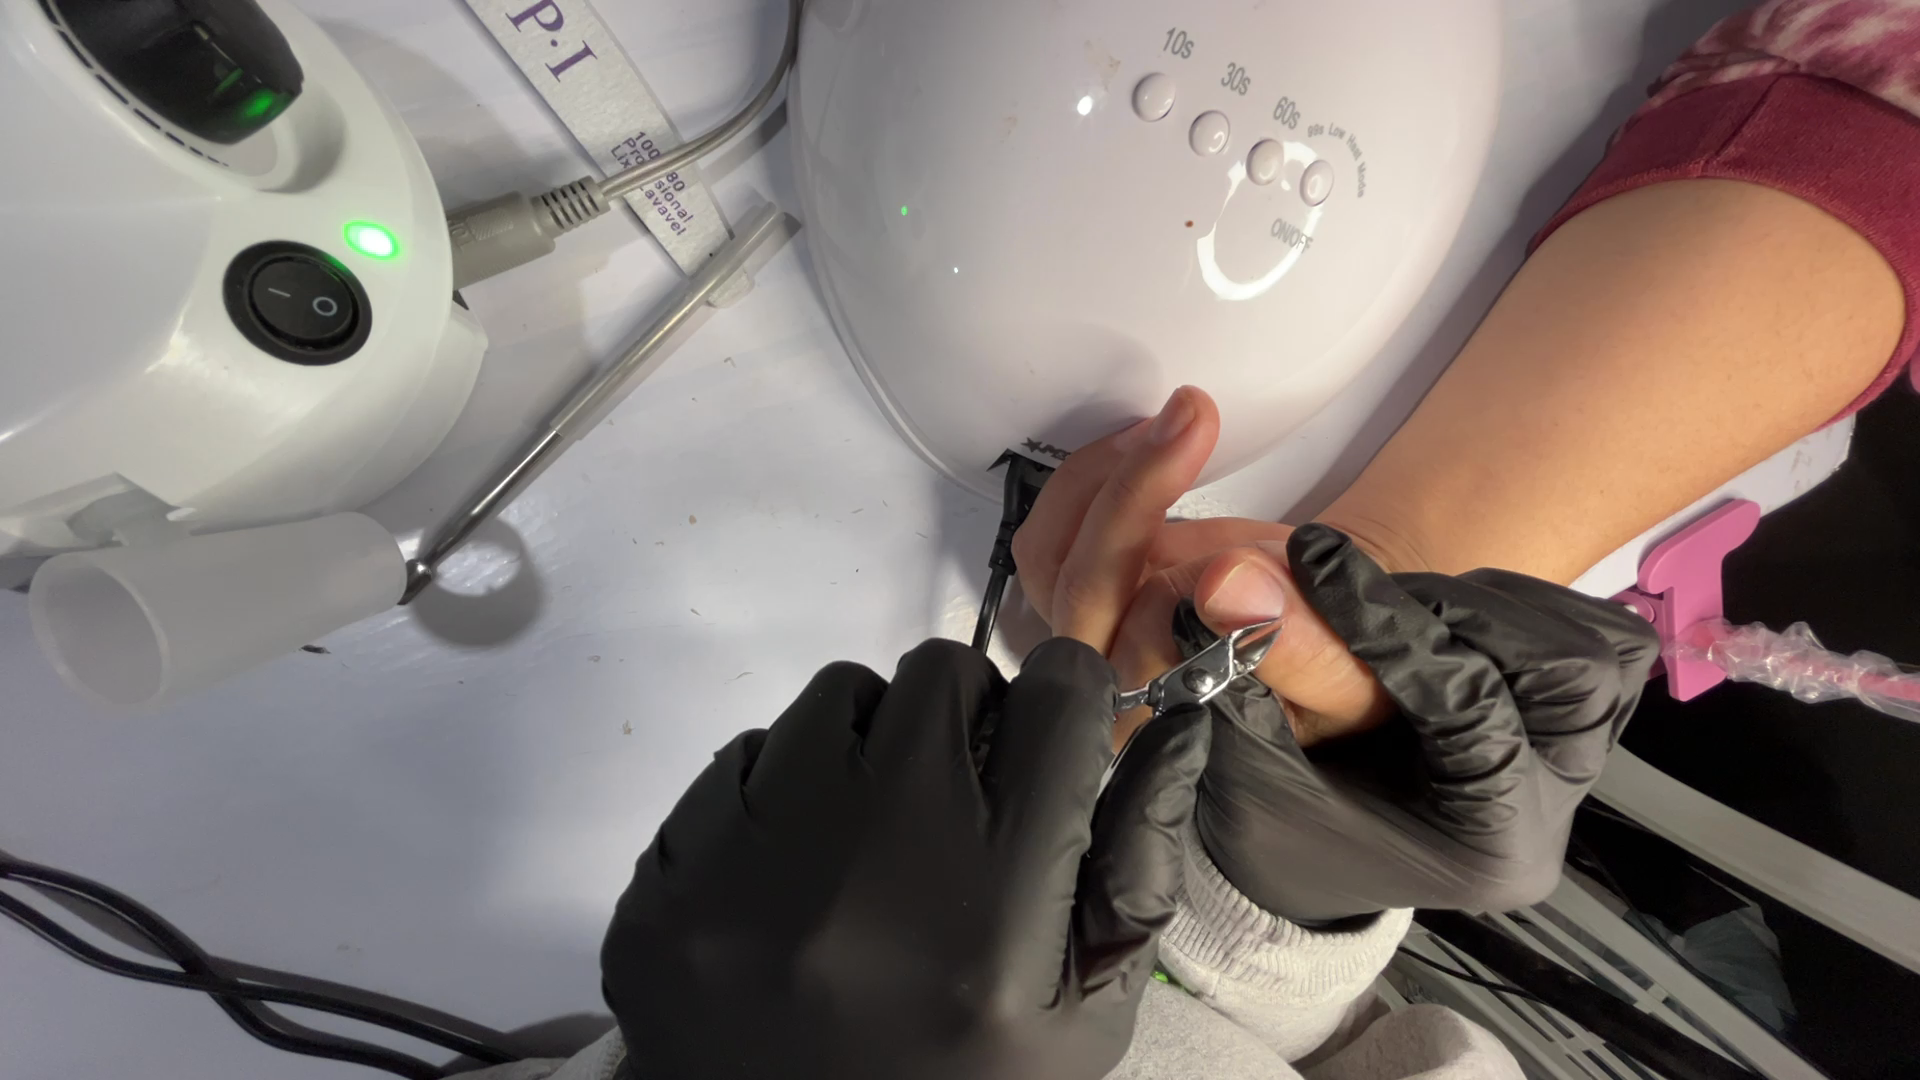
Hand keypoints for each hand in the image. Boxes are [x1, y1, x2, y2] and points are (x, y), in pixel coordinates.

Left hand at [599, 642, 1210, 1077]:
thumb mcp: (1083, 1007)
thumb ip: (1139, 856)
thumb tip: (1177, 721)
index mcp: (996, 915)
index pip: (1056, 699)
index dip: (1065, 692)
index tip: (1050, 722)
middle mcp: (869, 874)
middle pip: (941, 670)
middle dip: (965, 712)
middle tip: (952, 786)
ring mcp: (747, 871)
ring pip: (841, 694)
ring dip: (871, 742)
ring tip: (867, 832)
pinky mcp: (664, 879)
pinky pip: (745, 751)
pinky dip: (782, 789)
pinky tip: (790, 872)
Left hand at [1012, 387, 1392, 748]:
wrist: (1327, 641)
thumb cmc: (1339, 672)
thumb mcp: (1357, 678)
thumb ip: (1305, 649)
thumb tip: (1225, 585)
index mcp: (1167, 723)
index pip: (1139, 652)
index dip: (1183, 592)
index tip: (1244, 543)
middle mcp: (1109, 682)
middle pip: (1079, 591)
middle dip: (1131, 495)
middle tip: (1192, 419)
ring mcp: (1095, 624)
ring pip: (1048, 552)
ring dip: (1100, 476)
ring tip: (1174, 423)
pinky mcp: (1099, 578)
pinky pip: (1058, 527)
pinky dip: (1091, 476)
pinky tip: (1148, 442)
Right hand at [1195, 525, 1660, 920]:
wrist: (1295, 862)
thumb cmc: (1266, 829)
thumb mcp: (1247, 760)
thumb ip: (1250, 674)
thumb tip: (1229, 579)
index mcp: (1482, 839)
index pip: (1469, 702)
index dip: (1385, 623)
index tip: (1311, 558)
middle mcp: (1549, 806)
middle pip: (1567, 670)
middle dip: (1450, 611)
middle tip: (1353, 590)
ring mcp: (1563, 766)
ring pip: (1594, 647)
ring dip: (1485, 606)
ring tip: (1389, 605)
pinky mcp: (1552, 728)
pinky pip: (1585, 641)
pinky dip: (1508, 610)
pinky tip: (1426, 618)